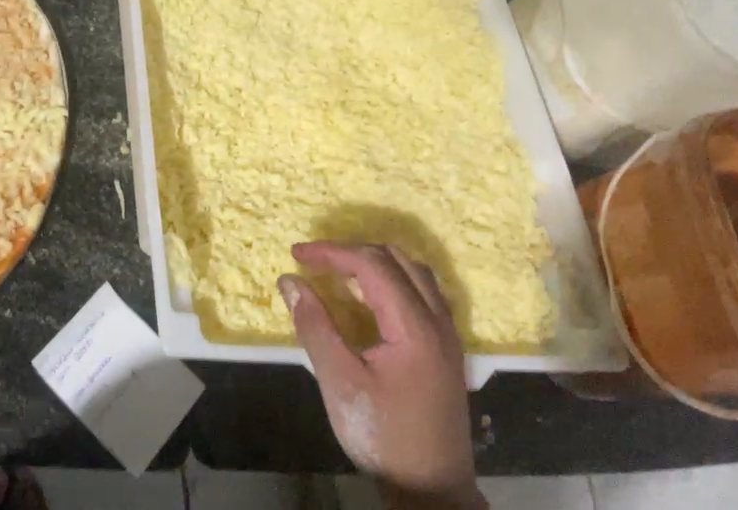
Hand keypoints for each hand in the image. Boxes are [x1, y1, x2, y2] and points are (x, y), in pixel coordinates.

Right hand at [279, 242, 482, 509]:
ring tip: (339, 272)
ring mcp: (448, 336)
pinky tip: (370, 297)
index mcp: (414, 327)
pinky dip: (393, 280)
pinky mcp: (447, 350)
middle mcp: (438, 322)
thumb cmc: (382, 434)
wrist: (431, 488)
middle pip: (398, 260)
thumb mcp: (339, 382)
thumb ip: (315, 326)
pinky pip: (424, 293)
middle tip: (315, 261)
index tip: (296, 255)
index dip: (332, 252)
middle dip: (352, 251)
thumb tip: (290, 280)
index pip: (373, 265)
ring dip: (376, 262)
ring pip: (416, 273)